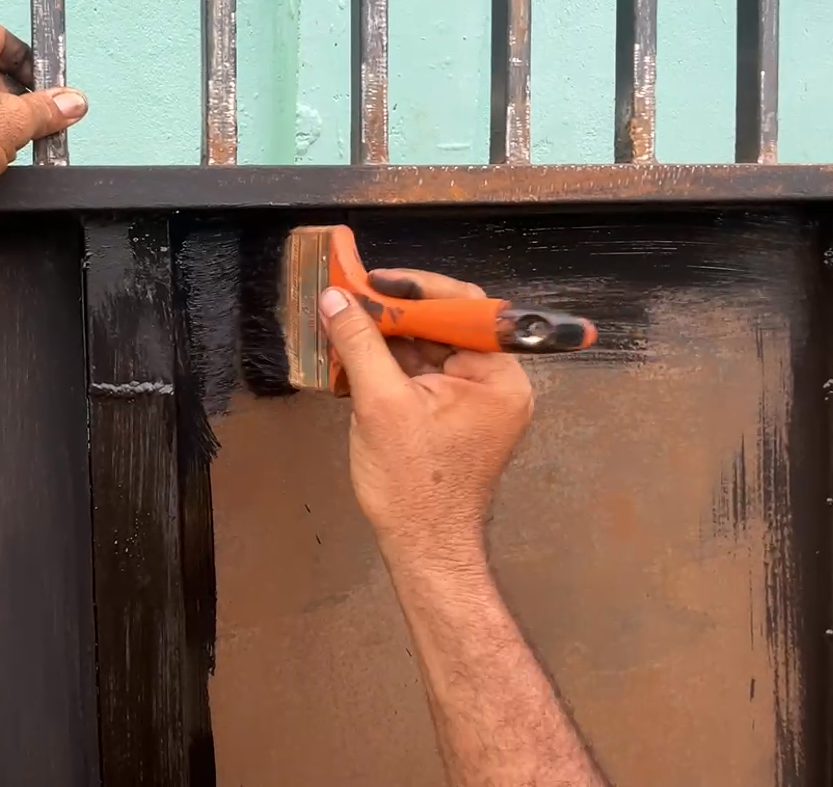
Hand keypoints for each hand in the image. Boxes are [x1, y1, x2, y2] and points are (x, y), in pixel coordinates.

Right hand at [319, 269, 535, 566]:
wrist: (423, 549)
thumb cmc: (413, 483)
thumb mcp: (381, 404)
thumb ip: (359, 343)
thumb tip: (335, 298)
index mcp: (497, 377)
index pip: (464, 308)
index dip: (416, 289)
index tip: (371, 281)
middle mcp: (491, 382)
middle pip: (442, 326)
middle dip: (393, 314)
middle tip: (348, 299)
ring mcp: (470, 399)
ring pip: (425, 347)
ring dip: (384, 338)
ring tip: (342, 324)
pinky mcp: (447, 413)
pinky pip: (417, 372)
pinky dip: (385, 363)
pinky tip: (351, 356)